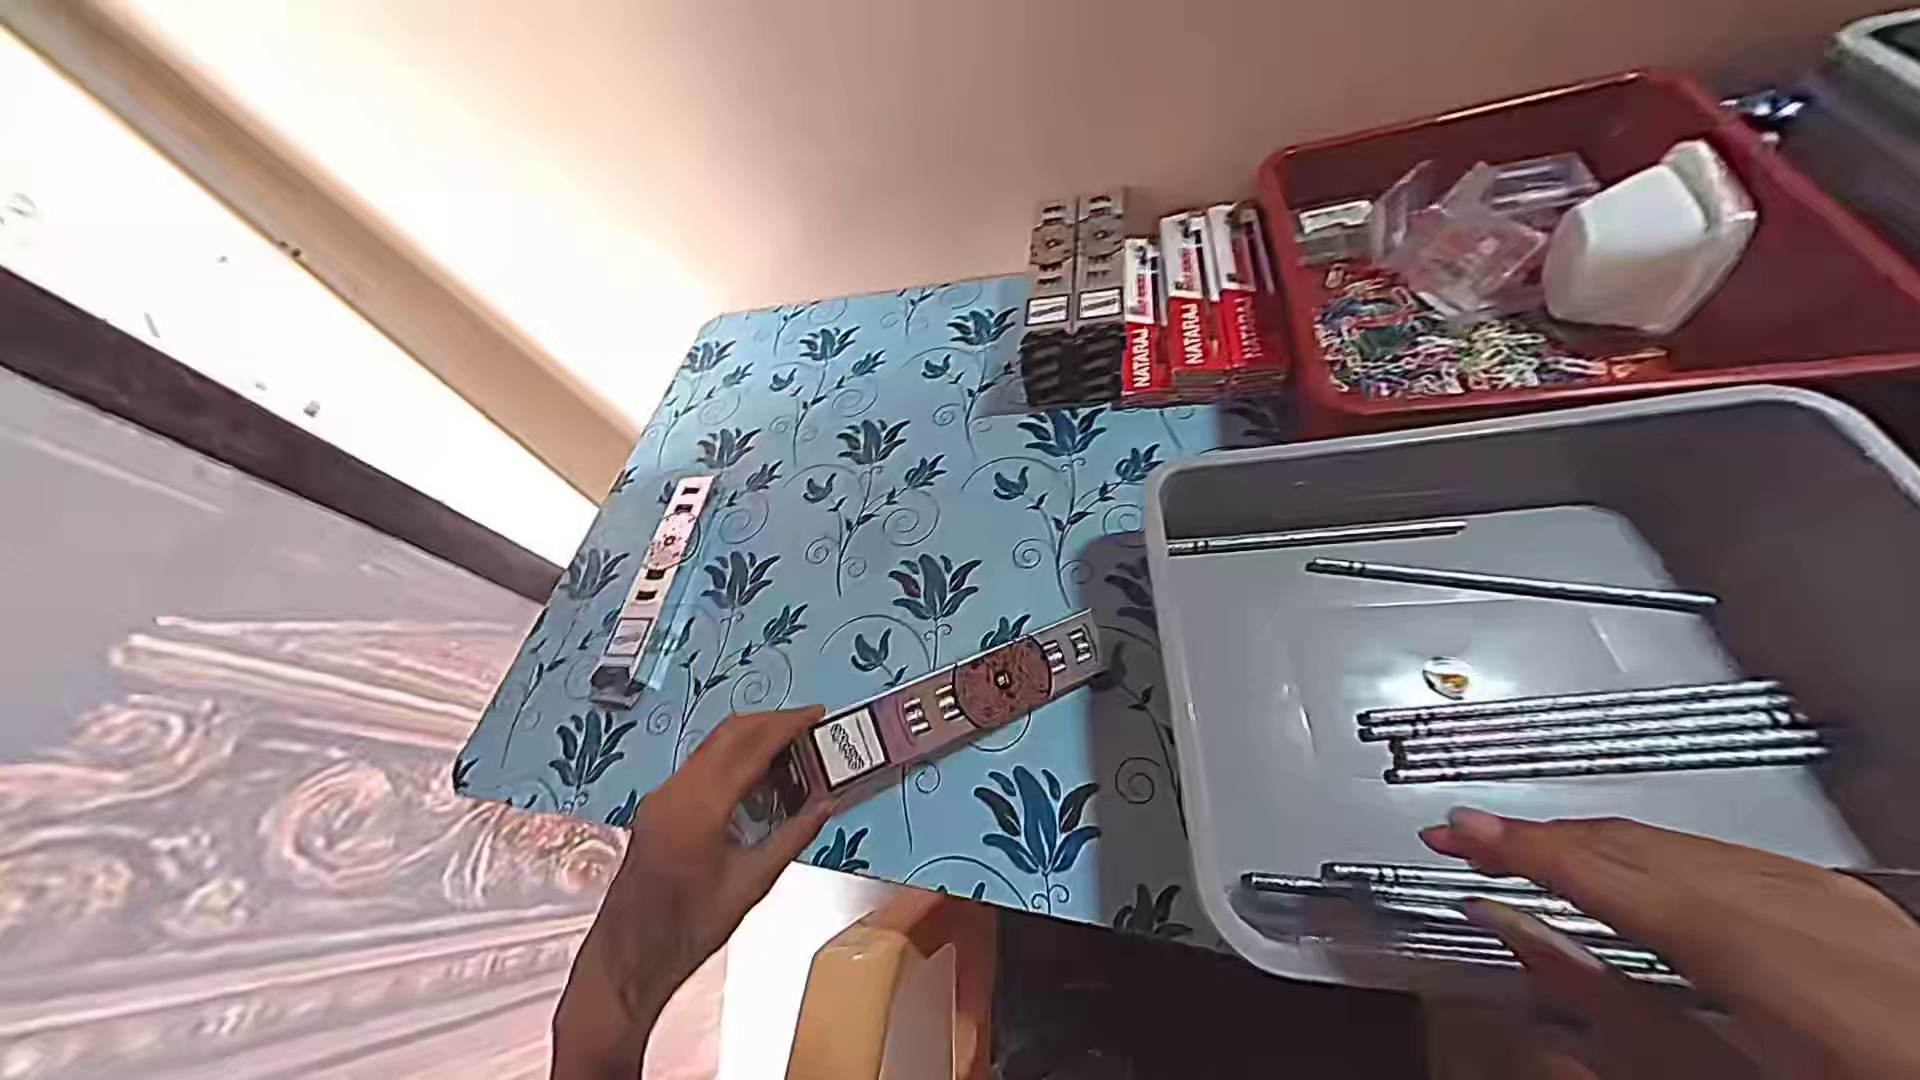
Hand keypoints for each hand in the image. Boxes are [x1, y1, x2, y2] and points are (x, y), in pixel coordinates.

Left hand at [553, 706, 833, 1078]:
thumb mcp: (752, 884)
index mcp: (699, 809)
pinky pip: (703, 762)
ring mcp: (662, 795)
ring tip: (791, 745)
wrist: (624, 963)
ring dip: (753, 736)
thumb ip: (793, 837)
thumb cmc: (689, 932)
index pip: (751, 746)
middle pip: (730, 732)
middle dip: (772, 720)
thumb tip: (826, 803)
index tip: (816, 714)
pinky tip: (759, 773)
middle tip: (808, 724)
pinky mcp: (658, 804)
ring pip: (715, 744)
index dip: (787, 724)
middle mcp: (675, 791)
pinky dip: (735, 755)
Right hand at [1421, 808, 1919, 1079]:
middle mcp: (1805, 911)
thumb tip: (1508, 928)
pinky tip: (1602, 857)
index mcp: (1772, 964)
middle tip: (1461, 839)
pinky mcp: (1839, 892)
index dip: (1513, 846)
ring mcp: (1828, 893)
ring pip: (1659, 837)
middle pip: (1626, 845)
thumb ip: (1607, 1001)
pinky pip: (1704, 847)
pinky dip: (1633, 847)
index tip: (1451, 833)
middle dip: (1532, 836)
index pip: (1602, 873)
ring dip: (1574, 839)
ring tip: (1515, 848)